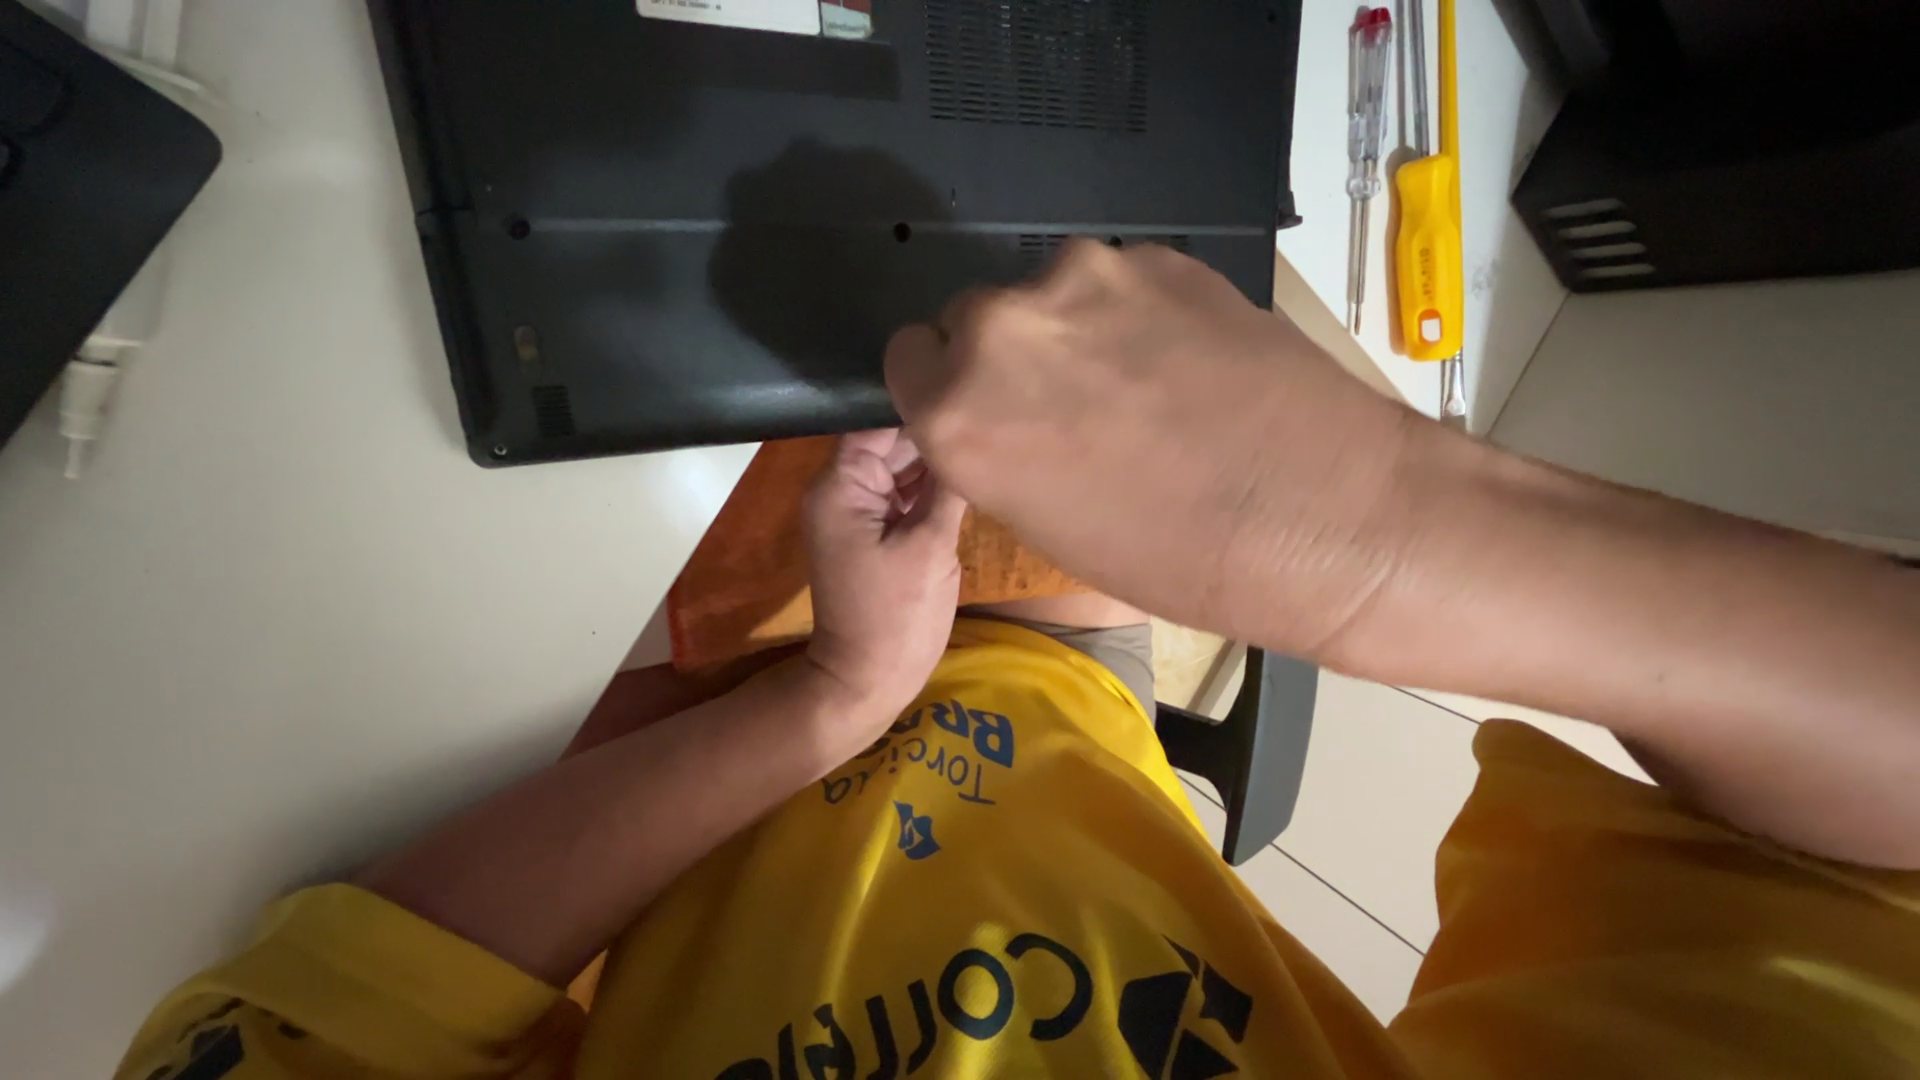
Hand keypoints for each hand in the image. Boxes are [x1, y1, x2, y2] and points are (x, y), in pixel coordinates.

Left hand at [803, 430, 967, 724]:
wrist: (870, 677)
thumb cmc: (897, 615)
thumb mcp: (931, 547)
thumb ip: (948, 487)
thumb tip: (968, 435)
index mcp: (841, 486)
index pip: (877, 424)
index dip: (920, 406)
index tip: (967, 388)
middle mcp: (843, 490)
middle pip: (891, 442)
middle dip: (934, 431)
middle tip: (989, 408)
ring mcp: (860, 512)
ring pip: (901, 467)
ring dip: (937, 458)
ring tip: (987, 431)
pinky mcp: (877, 531)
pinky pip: (904, 495)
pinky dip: (931, 487)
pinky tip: (971, 470)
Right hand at [884, 239, 1432, 654]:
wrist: (1323, 515)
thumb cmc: (1172, 558)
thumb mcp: (1045, 523)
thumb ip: (993, 447)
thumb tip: (997, 409)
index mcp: (957, 410)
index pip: (908, 357)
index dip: (945, 387)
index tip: (986, 410)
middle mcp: (1003, 328)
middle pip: (973, 317)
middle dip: (1006, 357)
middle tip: (1069, 403)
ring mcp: (1085, 278)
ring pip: (1046, 293)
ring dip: (1071, 329)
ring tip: (1139, 383)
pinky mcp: (1159, 255)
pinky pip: (1115, 280)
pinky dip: (1133, 313)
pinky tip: (1185, 360)